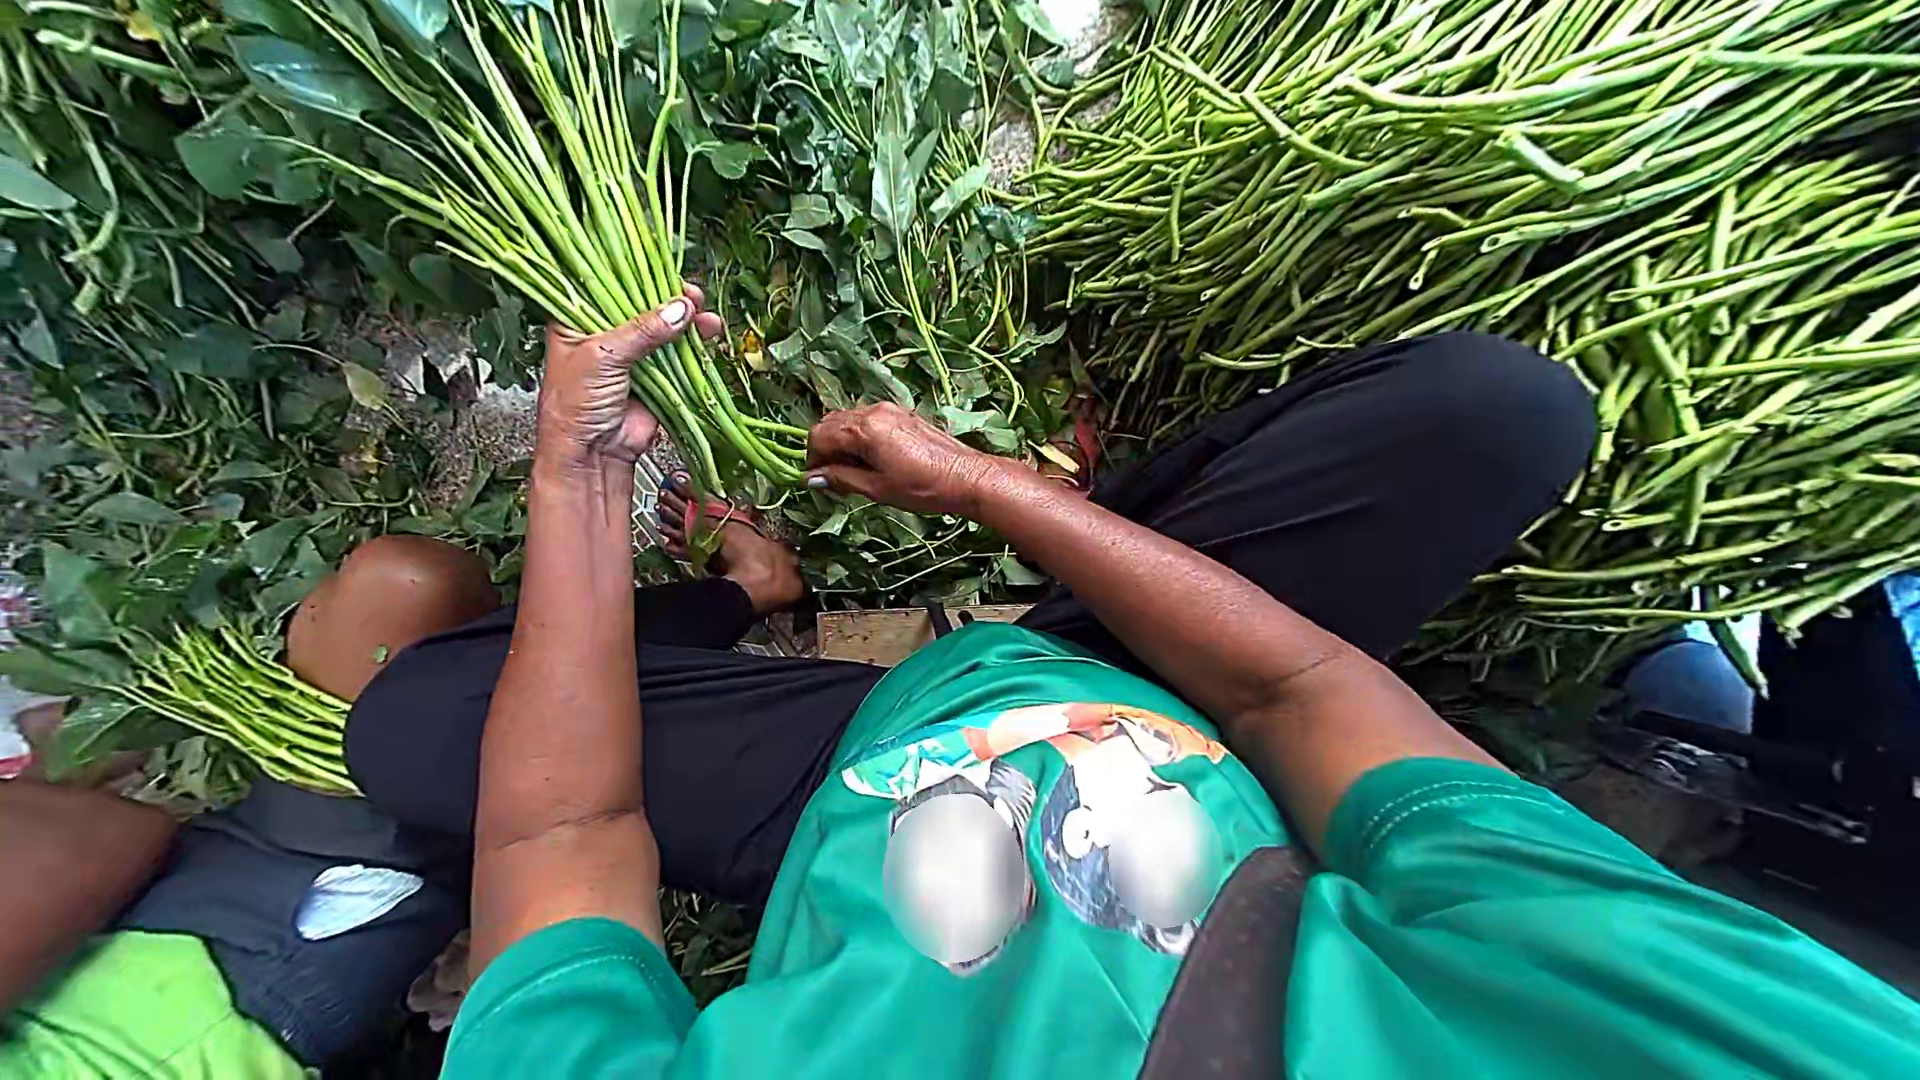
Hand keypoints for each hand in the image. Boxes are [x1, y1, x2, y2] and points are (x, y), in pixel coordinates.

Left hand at [537, 285, 722, 467]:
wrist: (594, 452)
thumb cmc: (576, 402)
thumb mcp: (604, 356)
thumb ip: (643, 331)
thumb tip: (680, 309)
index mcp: (580, 320)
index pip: (608, 285)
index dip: (636, 274)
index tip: (662, 268)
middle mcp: (608, 334)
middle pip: (644, 306)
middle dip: (670, 299)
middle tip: (691, 293)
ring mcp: (636, 357)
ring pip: (666, 332)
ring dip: (689, 323)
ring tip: (707, 316)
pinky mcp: (659, 378)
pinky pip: (681, 359)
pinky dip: (696, 349)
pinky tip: (709, 336)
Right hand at [806, 402, 1023, 517]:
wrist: (965, 477)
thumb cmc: (923, 487)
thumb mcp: (877, 489)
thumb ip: (841, 479)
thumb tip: (813, 479)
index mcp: (864, 429)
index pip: (818, 436)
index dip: (812, 459)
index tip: (817, 479)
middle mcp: (874, 412)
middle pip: (830, 423)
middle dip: (825, 448)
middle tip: (834, 477)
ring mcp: (890, 410)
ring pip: (849, 419)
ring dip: (843, 442)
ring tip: (855, 470)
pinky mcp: (903, 414)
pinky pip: (869, 419)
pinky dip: (860, 436)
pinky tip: (873, 459)